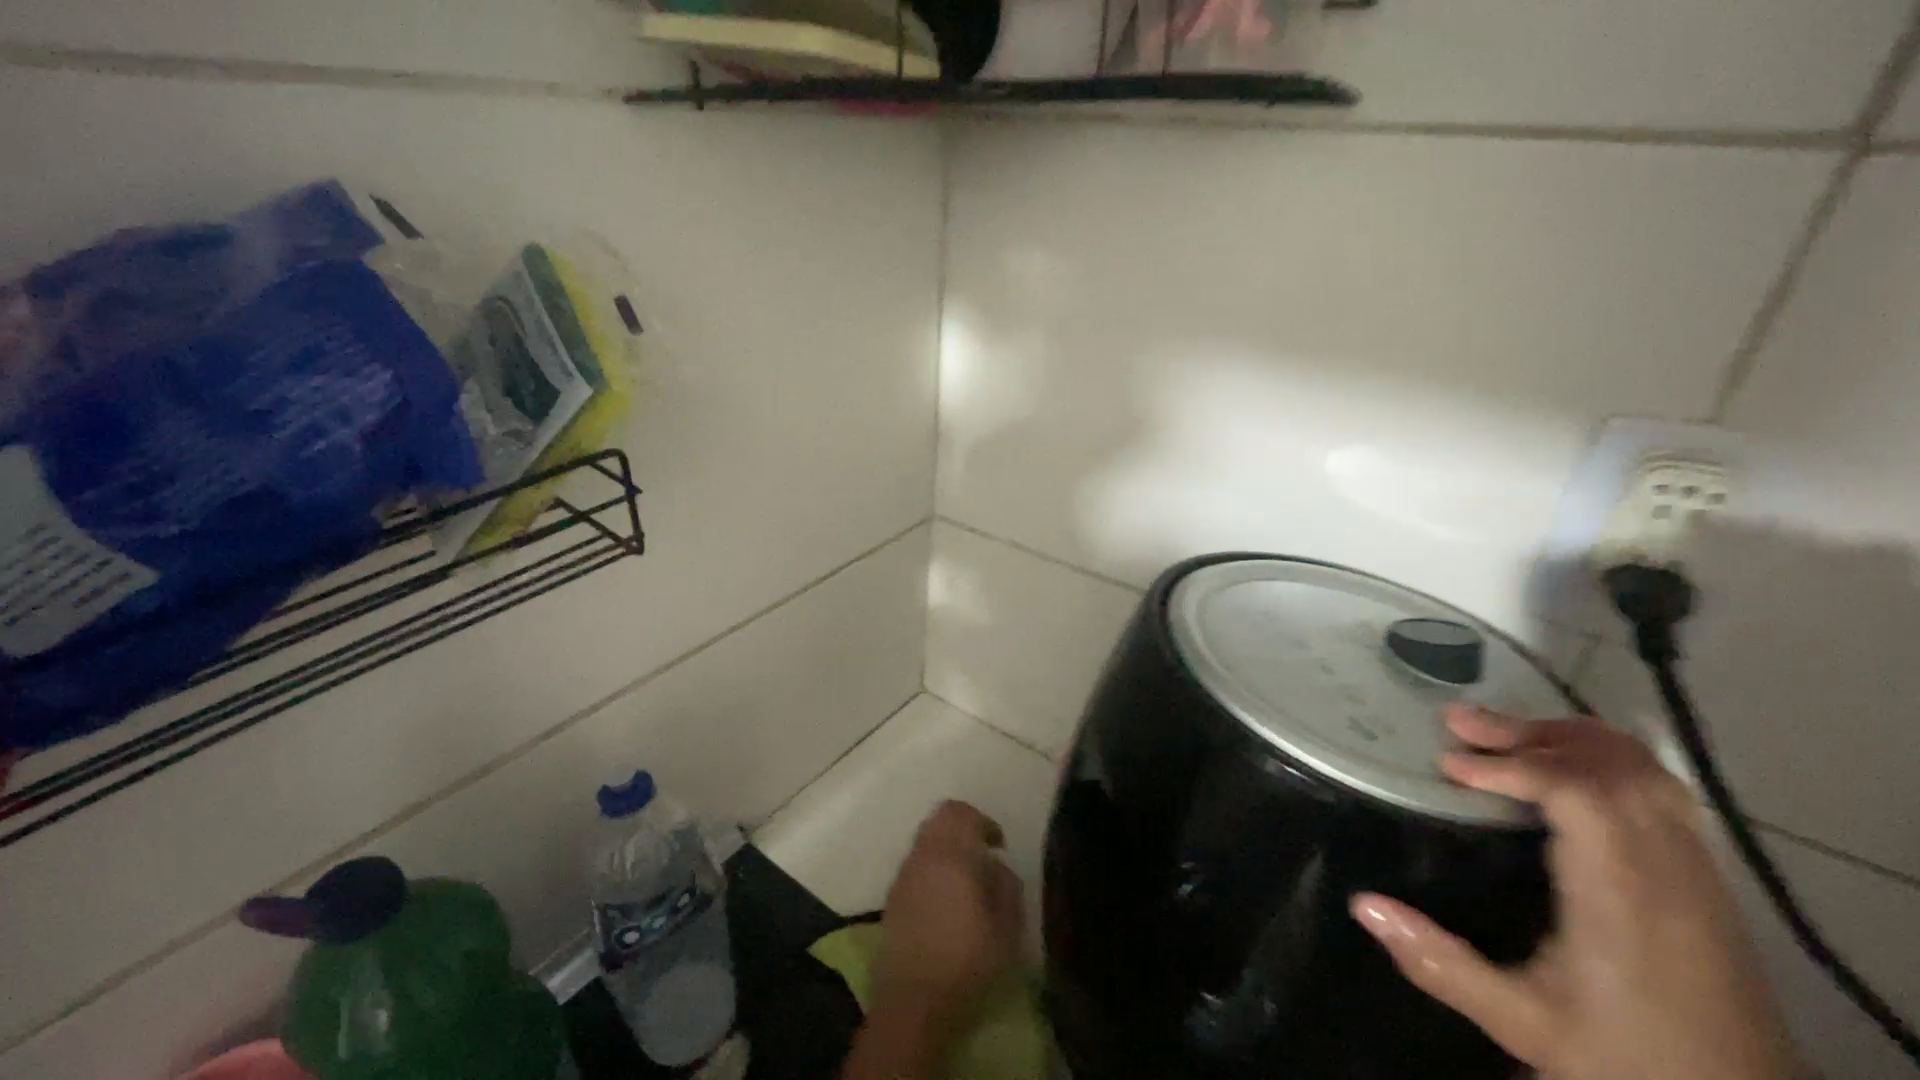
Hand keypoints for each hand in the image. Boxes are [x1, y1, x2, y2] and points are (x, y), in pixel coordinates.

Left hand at [844, 801, 1023, 1079]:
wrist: (912, 1005)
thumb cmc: (967, 964)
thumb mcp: (1006, 930)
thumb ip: (1007, 889)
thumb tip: (998, 869)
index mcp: (950, 857)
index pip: (959, 813)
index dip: (982, 822)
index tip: (999, 845)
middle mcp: (921, 859)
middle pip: (938, 822)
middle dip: (962, 831)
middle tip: (984, 856)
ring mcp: (902, 879)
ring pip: (924, 845)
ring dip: (946, 852)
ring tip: (967, 884)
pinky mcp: (891, 902)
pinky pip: (914, 869)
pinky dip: (932, 872)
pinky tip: (947, 904)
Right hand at [1351, 705, 1794, 1079]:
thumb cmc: (1625, 1056)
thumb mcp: (1519, 1023)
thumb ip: (1440, 964)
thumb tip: (1364, 905)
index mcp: (1619, 893)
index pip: (1576, 791)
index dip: (1511, 763)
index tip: (1450, 763)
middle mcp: (1666, 864)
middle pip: (1607, 762)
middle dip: (1528, 733)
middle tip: (1459, 723)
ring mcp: (1696, 865)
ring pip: (1641, 767)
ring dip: (1569, 738)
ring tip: (1508, 732)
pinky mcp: (1707, 875)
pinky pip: (1660, 787)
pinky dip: (1606, 757)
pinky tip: (1572, 766)